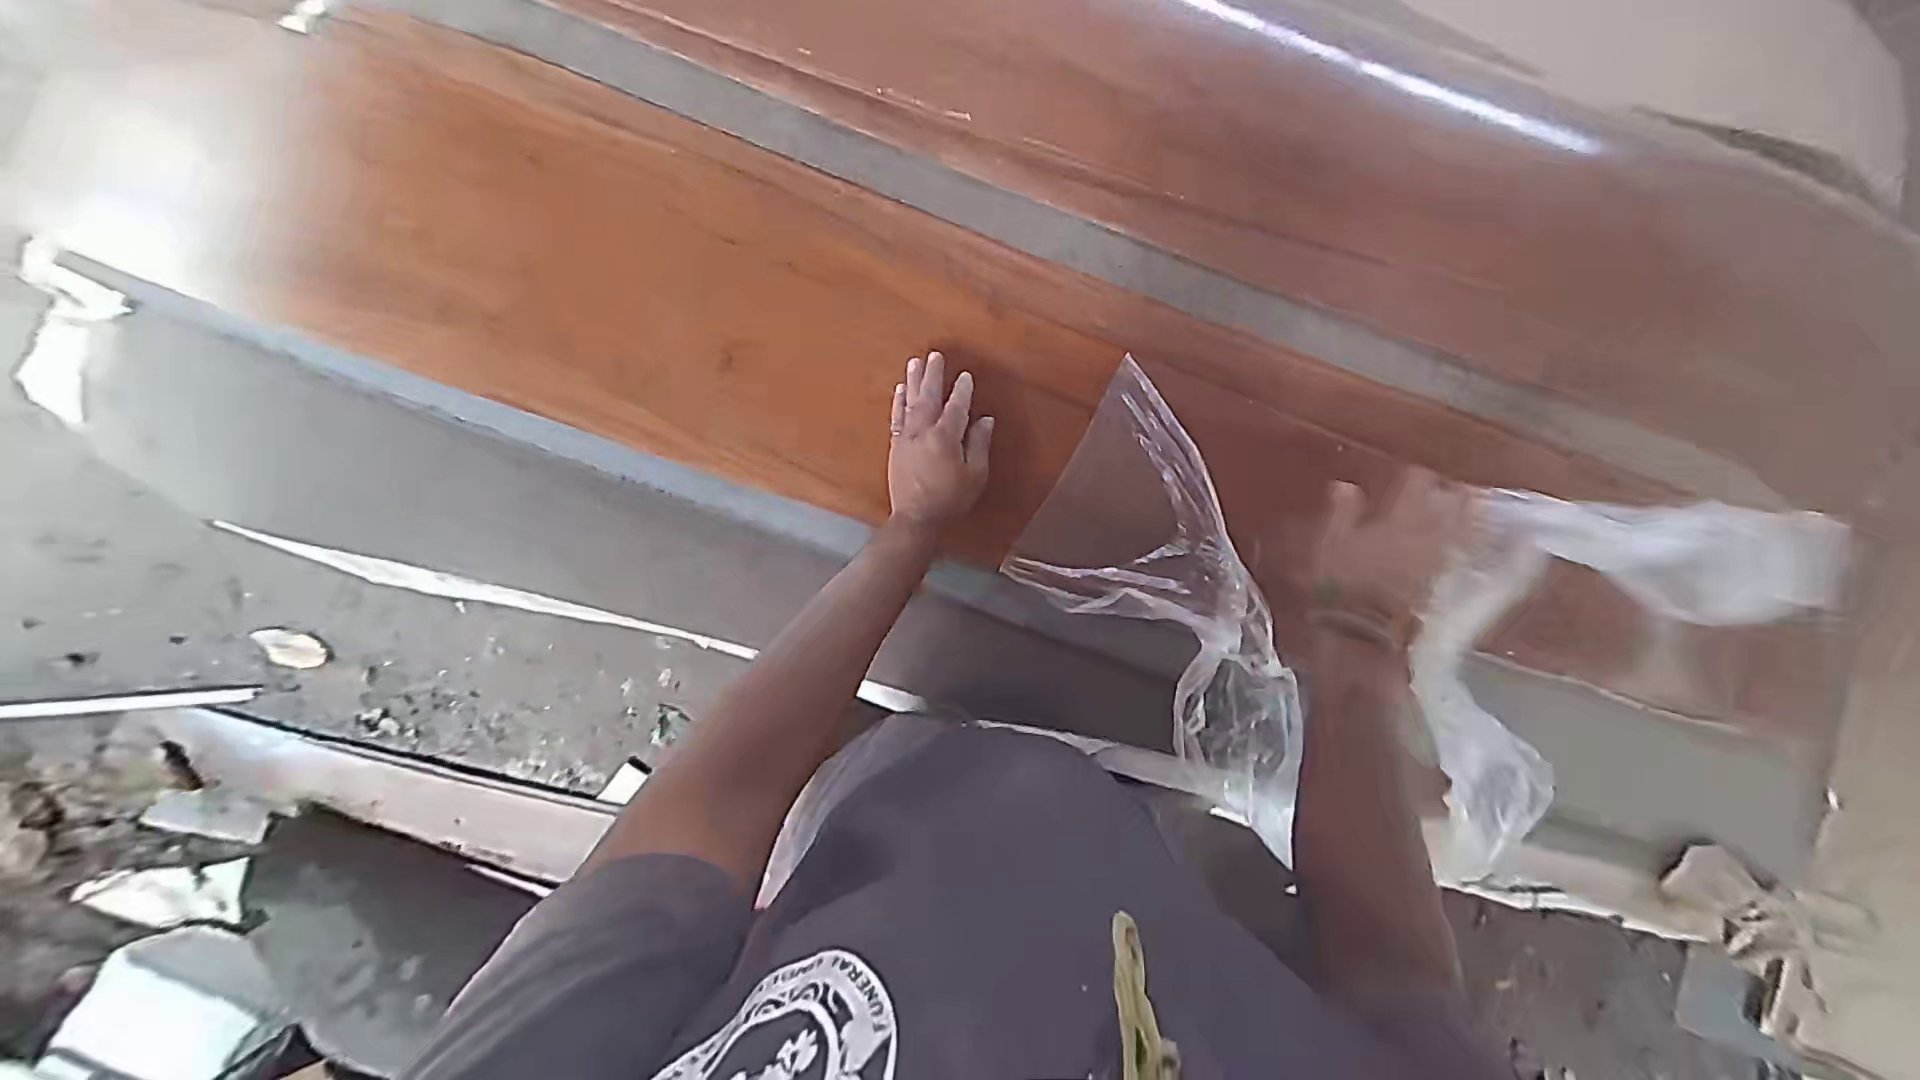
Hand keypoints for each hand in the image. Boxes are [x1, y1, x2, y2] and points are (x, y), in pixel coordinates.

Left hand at [887, 351, 992, 529]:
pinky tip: (901, 389)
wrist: (916, 518)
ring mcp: (906, 437)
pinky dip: (898, 401)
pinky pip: (896, 417)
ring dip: (914, 381)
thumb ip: (978, 444)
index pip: (956, 407)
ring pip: (910, 402)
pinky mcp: (896, 446)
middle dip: (934, 375)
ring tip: (916, 362)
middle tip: (936, 356)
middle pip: (929, 396)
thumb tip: (984, 420)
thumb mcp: (975, 476)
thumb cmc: (950, 500)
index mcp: (946, 437)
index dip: (962, 391)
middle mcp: (923, 431)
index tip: (966, 377)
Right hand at [1312, 467, 1469, 622]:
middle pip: (1452, 500)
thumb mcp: (1330, 542)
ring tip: (1469, 508)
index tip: (1406, 477)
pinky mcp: (1447, 576)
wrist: (1362, 625)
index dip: (1414, 477)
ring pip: (1468, 524)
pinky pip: (1469, 552)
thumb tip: (1345, 486)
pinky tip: (1472, 539)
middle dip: (1450, 492)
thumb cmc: (1340, 581)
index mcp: (1397, 516)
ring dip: (1469, 513)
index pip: (1417, 481)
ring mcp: (1441, 554)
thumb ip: (1342, 512)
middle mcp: (1428, 530)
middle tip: (1444, 490)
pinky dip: (1473, 541)